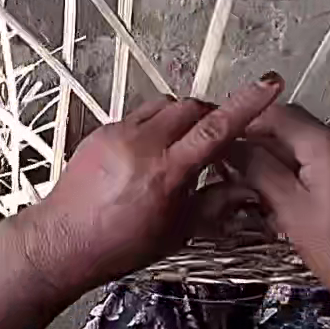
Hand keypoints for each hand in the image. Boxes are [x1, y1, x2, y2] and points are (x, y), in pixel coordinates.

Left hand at [8, 75, 283, 295]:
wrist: (61, 242)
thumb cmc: (120, 244)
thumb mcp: (176, 231)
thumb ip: (215, 203)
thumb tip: (249, 190)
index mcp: (166, 173)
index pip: (215, 130)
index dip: (246, 104)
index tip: (268, 84)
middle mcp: (143, 145)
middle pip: (191, 107)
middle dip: (210, 114)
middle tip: (216, 137)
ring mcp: (119, 133)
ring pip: (165, 105)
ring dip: (182, 116)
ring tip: (181, 144)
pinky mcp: (102, 130)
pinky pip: (139, 115)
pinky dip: (154, 125)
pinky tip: (149, 152)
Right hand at [230, 104, 329, 310]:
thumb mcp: (292, 212)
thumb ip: (259, 170)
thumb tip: (233, 146)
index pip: (280, 114)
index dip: (248, 125)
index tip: (227, 142)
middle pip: (299, 128)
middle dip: (267, 146)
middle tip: (241, 172)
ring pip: (316, 145)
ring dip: (288, 160)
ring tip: (270, 193)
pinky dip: (313, 170)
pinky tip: (299, 200)